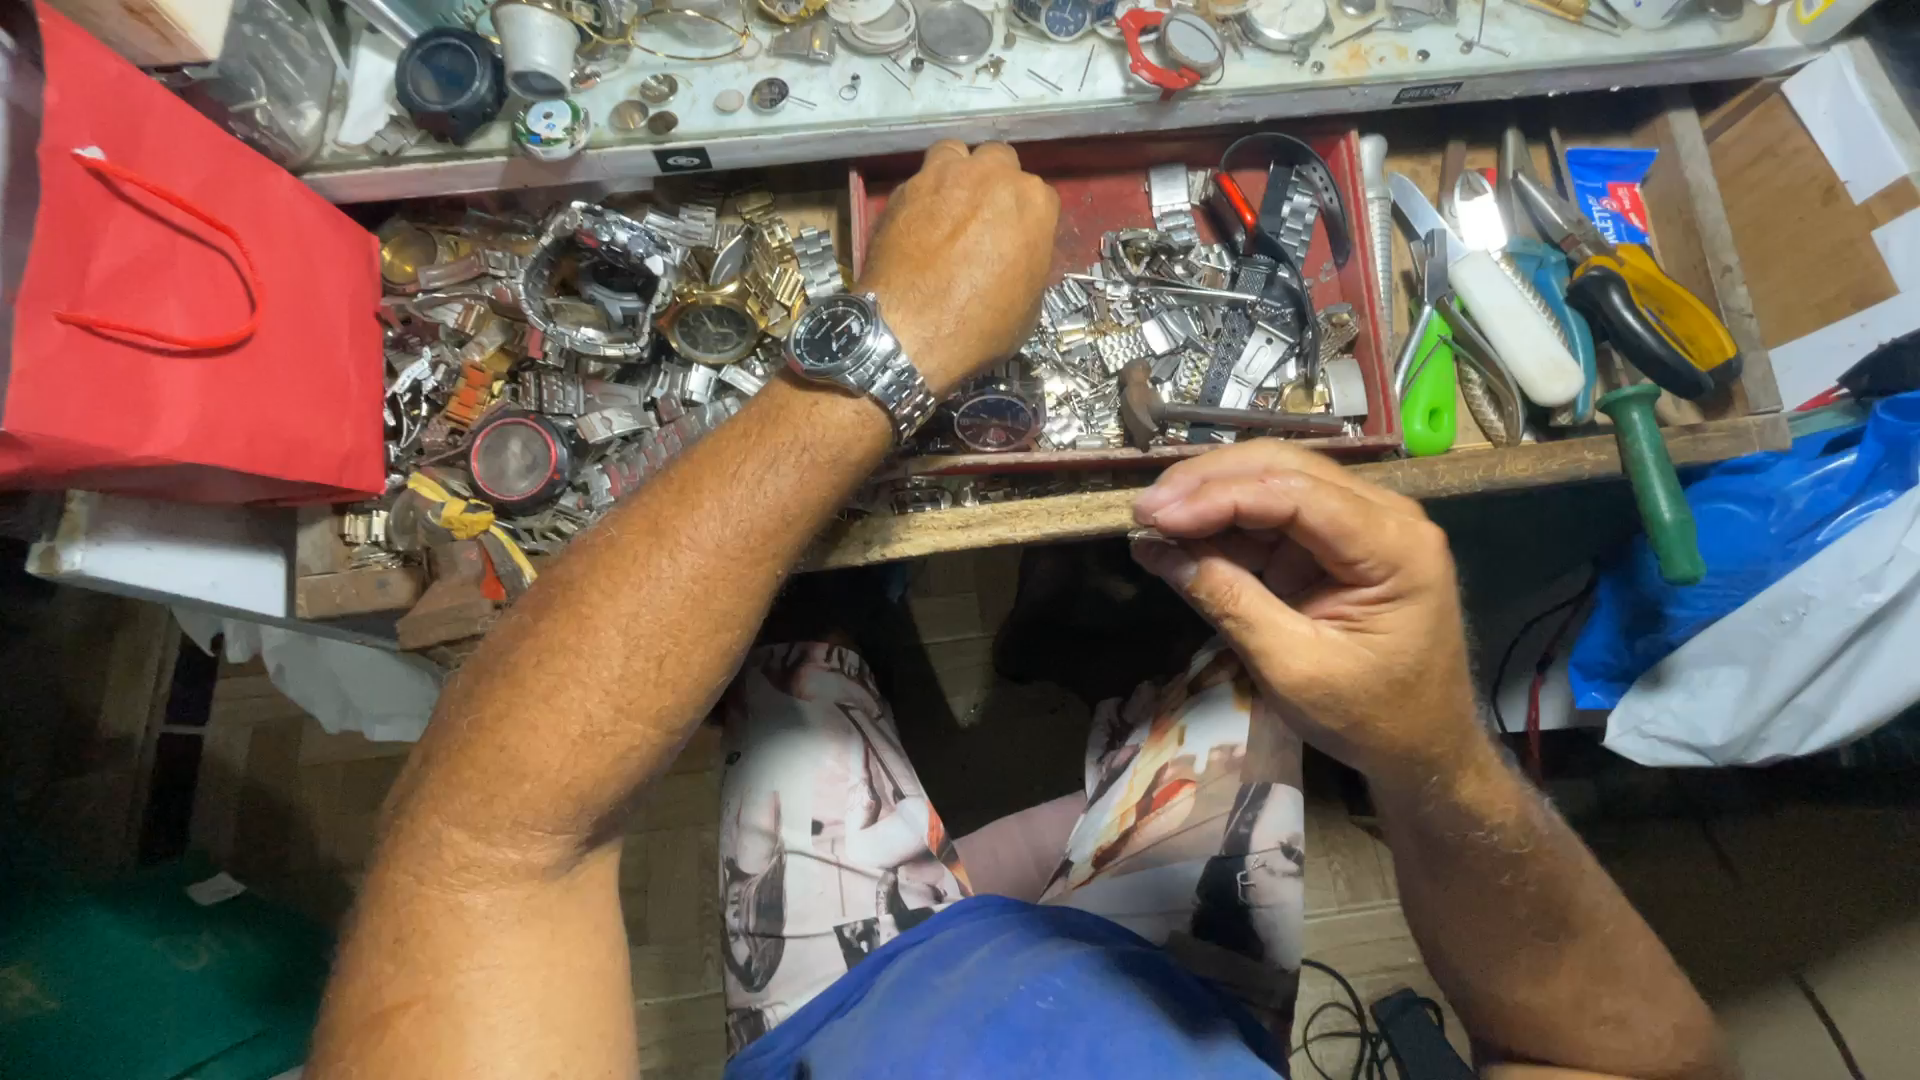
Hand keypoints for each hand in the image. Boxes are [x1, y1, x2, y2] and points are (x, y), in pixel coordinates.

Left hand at [859, 140, 1059, 396]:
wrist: (911, 332)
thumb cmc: (980, 329)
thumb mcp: (1028, 308)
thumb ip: (1028, 265)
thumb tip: (1016, 261)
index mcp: (1034, 203)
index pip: (1039, 198)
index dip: (1025, 221)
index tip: (1013, 242)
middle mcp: (992, 176)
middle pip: (999, 163)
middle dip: (994, 186)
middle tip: (982, 222)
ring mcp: (945, 175)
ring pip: (957, 155)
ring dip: (958, 175)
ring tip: (949, 209)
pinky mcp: (905, 188)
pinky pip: (920, 180)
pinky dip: (923, 196)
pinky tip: (918, 225)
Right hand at [1129, 440, 1484, 790]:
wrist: (1419, 747)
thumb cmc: (1369, 716)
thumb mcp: (1292, 666)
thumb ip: (1228, 601)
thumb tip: (1155, 551)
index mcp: (1393, 545)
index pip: (1293, 494)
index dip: (1216, 498)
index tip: (1155, 518)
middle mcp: (1381, 516)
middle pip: (1281, 469)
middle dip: (1206, 484)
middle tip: (1144, 510)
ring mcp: (1354, 525)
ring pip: (1269, 481)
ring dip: (1207, 497)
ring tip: (1151, 520)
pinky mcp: (1327, 543)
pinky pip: (1267, 515)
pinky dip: (1219, 523)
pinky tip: (1178, 535)